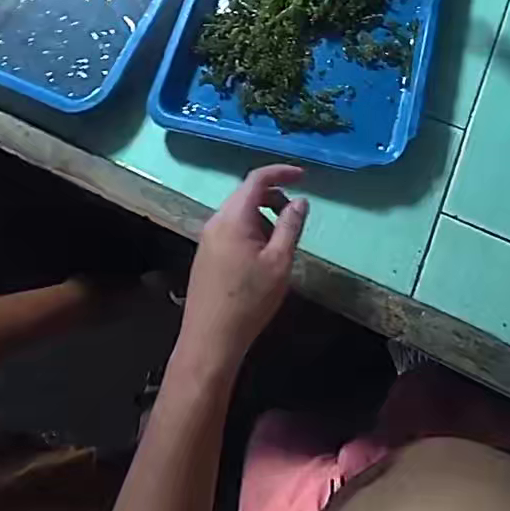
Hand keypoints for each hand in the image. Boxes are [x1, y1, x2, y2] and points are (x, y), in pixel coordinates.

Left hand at [178, 165, 309, 372]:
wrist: (210, 339)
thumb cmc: (249, 300)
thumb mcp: (279, 262)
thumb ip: (290, 226)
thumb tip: (300, 200)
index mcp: (233, 216)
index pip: (257, 178)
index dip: (281, 172)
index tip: (303, 175)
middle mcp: (216, 219)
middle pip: (247, 194)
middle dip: (274, 198)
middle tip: (295, 217)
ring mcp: (208, 236)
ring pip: (240, 213)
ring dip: (263, 218)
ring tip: (280, 246)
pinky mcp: (206, 253)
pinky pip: (231, 228)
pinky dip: (251, 231)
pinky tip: (261, 259)